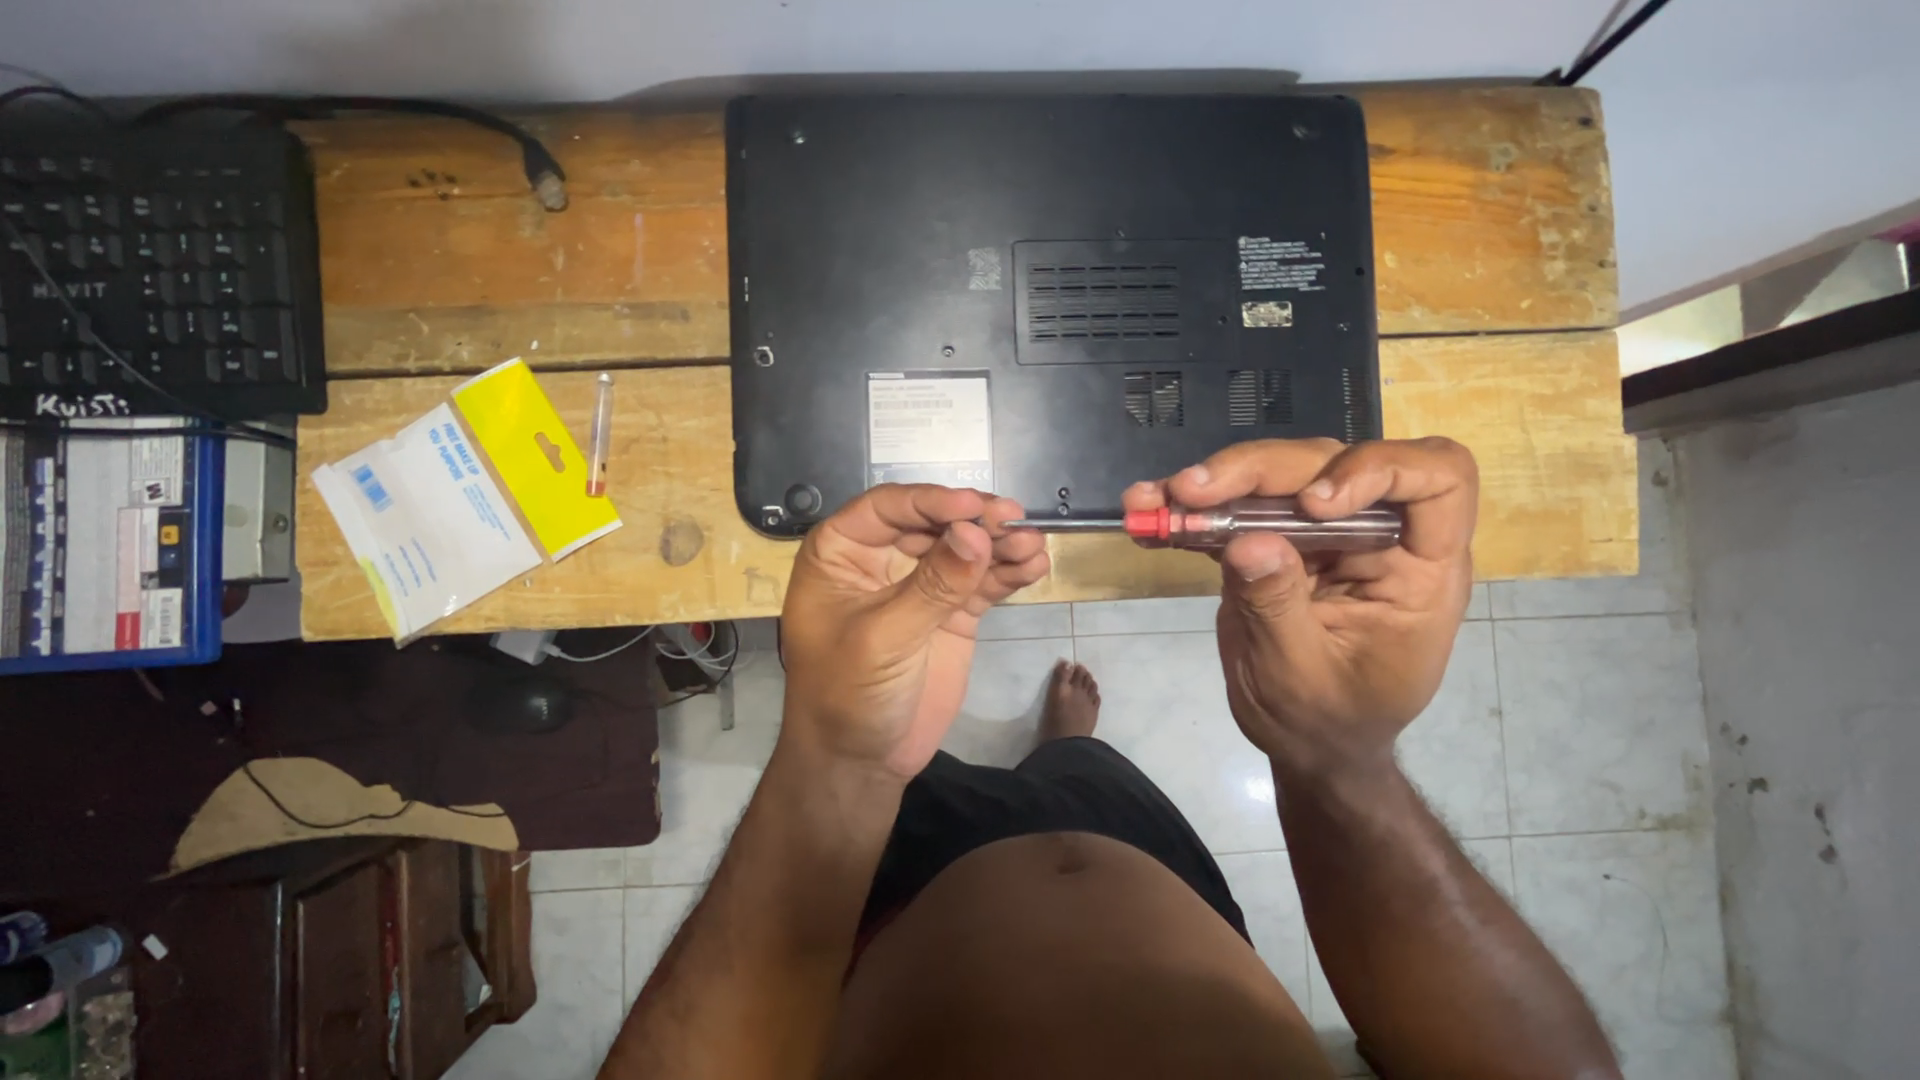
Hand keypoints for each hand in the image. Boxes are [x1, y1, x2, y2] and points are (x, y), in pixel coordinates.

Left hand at [778, 485, 1050, 778]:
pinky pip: (983, 583)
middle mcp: (881, 560)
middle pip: (934, 523)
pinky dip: (1008, 574)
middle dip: (975, 521)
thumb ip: (932, 586)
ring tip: (1034, 545)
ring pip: (964, 550)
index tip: (975, 505)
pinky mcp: (952, 614)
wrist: (860, 762)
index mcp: (841, 554)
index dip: (931, 501)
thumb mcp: (883, 638)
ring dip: (1000, 545)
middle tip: (1015, 521)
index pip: (888, 509)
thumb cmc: (846, 696)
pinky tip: (1034, 568)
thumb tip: (975, 534)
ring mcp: (921, 587)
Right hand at [1124, 438, 1477, 777]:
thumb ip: (1278, 608)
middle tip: (1188, 492)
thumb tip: (1248, 542)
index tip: (1311, 505)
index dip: (1378, 470)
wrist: (1305, 743)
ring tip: (1149, 501)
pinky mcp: (1271, 541)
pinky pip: (1233, 510)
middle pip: (1327, 463)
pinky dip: (1188, 511)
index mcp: (1416, 566)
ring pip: (1274, 476)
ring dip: (1210, 483)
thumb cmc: (1327, 721)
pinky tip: (1145, 515)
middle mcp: (1373, 533)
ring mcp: (1318, 534)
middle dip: (1256, 471)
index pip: (1436, 479)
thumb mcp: (1301, 677)